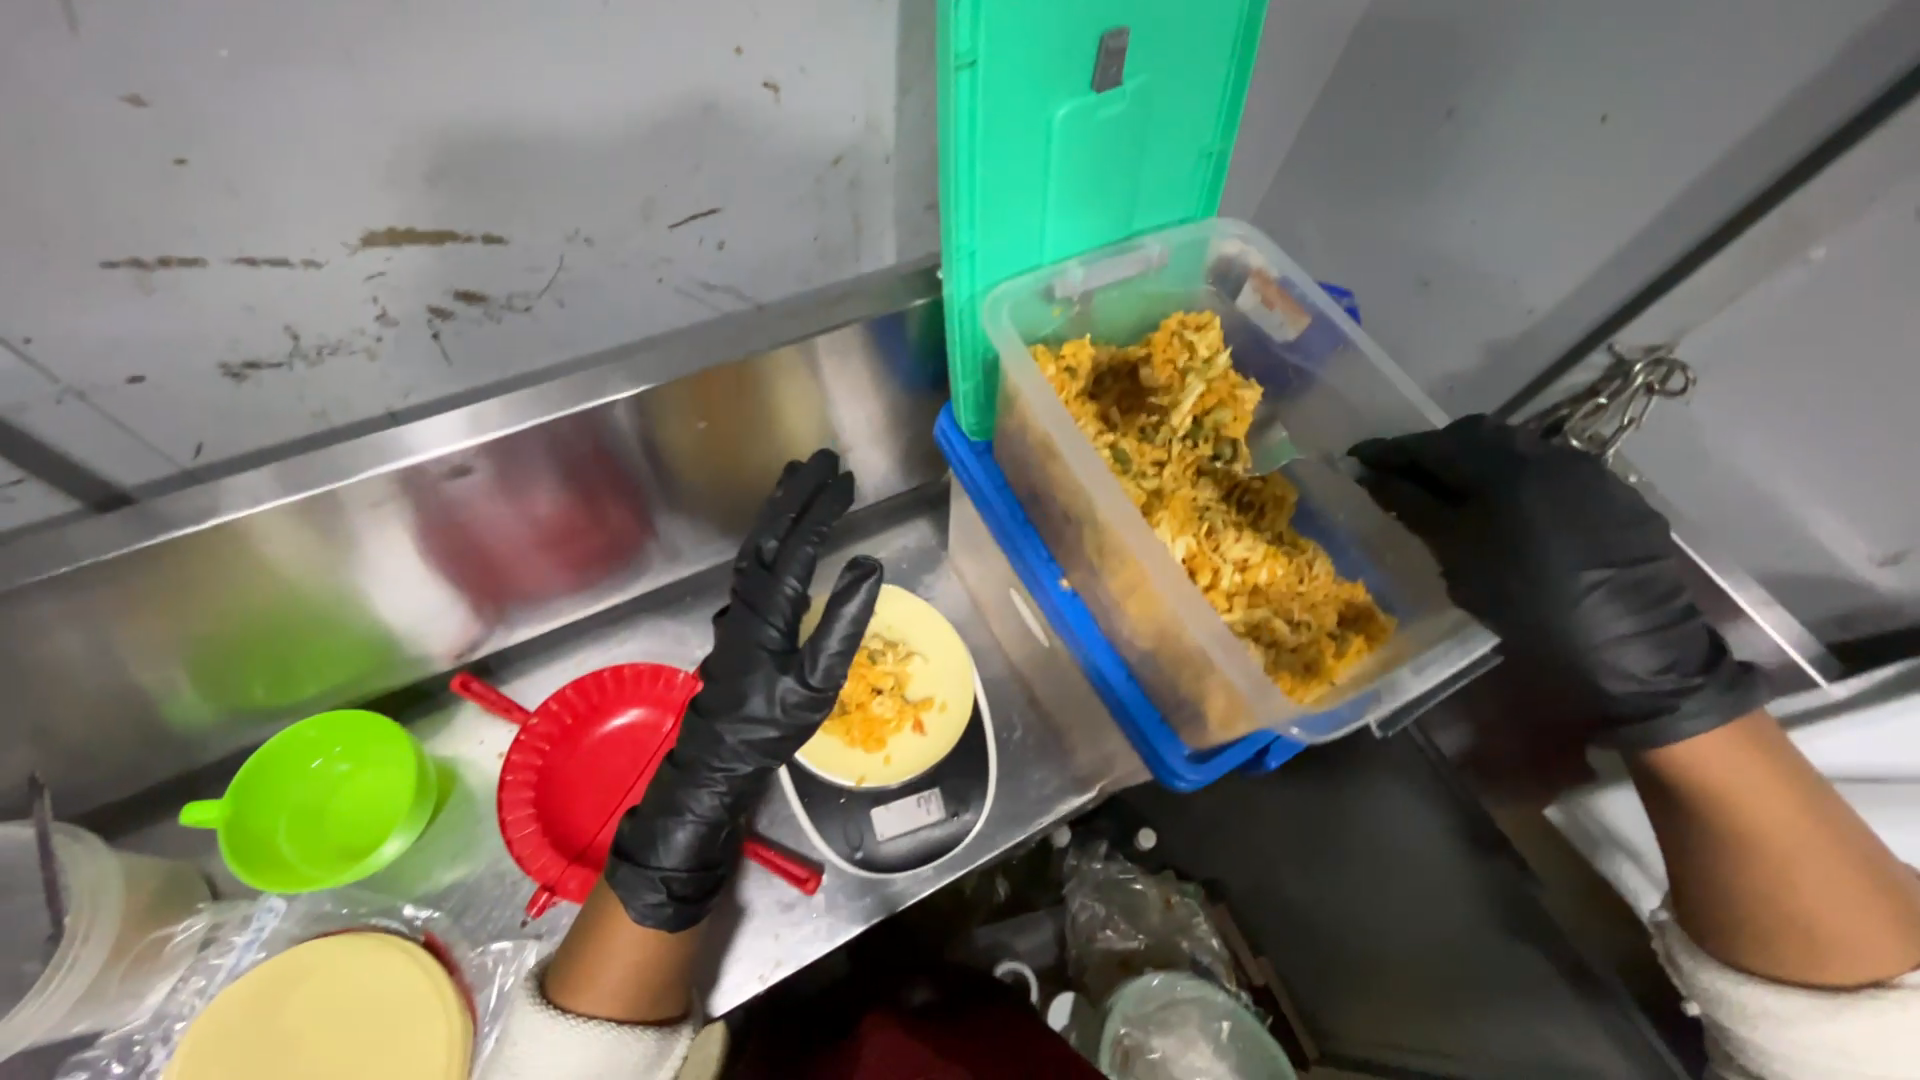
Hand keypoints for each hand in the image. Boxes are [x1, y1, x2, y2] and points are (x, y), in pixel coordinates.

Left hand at [606, 450, 882, 930]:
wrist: (720, 754)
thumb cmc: (773, 721)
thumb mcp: (818, 679)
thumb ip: (844, 622)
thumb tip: (869, 564)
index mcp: (771, 606)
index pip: (801, 544)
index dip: (824, 509)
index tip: (848, 481)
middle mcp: (750, 594)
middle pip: (772, 530)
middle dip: (798, 491)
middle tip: (823, 459)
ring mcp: (740, 603)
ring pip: (759, 540)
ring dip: (779, 506)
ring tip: (798, 476)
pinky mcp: (740, 615)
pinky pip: (755, 557)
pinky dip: (771, 531)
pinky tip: (781, 529)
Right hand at [1349, 415, 1764, 750]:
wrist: (1633, 647)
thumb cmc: (1528, 605)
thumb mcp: (1459, 558)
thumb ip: (1415, 509)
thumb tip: (1373, 477)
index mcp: (1505, 467)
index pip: (1433, 444)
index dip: (1389, 451)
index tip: (1356, 460)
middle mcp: (1549, 453)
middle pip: (1474, 436)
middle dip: (1431, 451)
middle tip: (1398, 476)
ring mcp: (1587, 470)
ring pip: (1513, 450)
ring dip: (1472, 463)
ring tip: (1445, 492)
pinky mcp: (1612, 493)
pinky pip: (1547, 471)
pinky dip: (1511, 481)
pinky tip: (1502, 511)